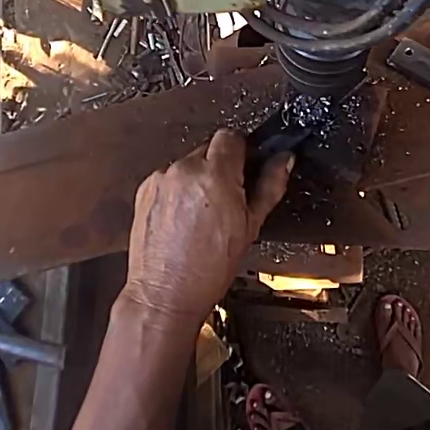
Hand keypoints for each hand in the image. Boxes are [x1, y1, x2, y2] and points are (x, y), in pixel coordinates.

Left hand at [123, 129, 293, 327]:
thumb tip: (283, 161)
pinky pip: (169, 178)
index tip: (246, 166)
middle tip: (227, 197)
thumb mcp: (251, 227)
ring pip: (188, 164)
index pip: (231, 136)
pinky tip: (183, 218)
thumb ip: (270, 186)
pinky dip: (178, 191)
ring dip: (198, 179)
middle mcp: (184, 170)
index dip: (243, 151)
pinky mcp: (145, 188)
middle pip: (209, 149)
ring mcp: (161, 178)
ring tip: (203, 214)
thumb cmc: (207, 268)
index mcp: (214, 176)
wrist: (165, 293)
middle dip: (221, 168)